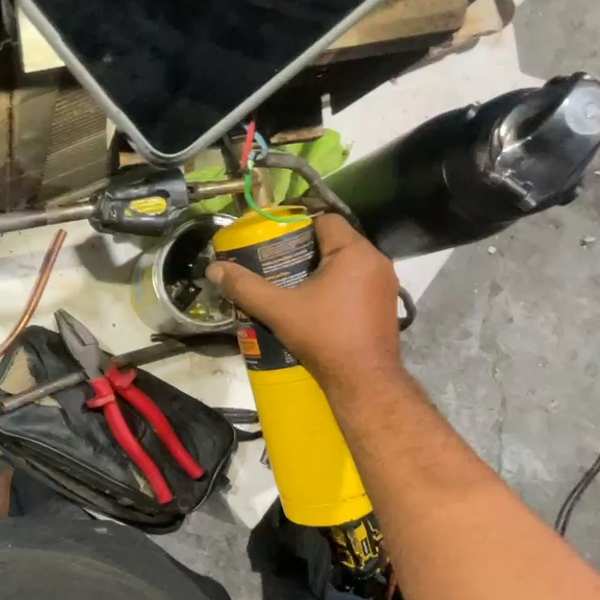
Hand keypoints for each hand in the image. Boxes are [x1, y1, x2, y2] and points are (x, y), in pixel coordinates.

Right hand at [206, 213, 404, 394]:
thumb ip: (246, 287)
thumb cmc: (324, 337)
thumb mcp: (279, 310)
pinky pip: (356, 282)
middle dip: (306, 249)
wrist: (363, 379)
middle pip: (336, 241)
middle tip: (276, 263)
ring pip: (347, 263)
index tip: (274, 238)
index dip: (299, 224)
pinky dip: (336, 286)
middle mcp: (375, 261)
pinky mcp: (384, 304)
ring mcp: (384, 284)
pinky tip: (315, 305)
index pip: (326, 220)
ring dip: (320, 269)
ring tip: (291, 284)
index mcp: (354, 252)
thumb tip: (215, 269)